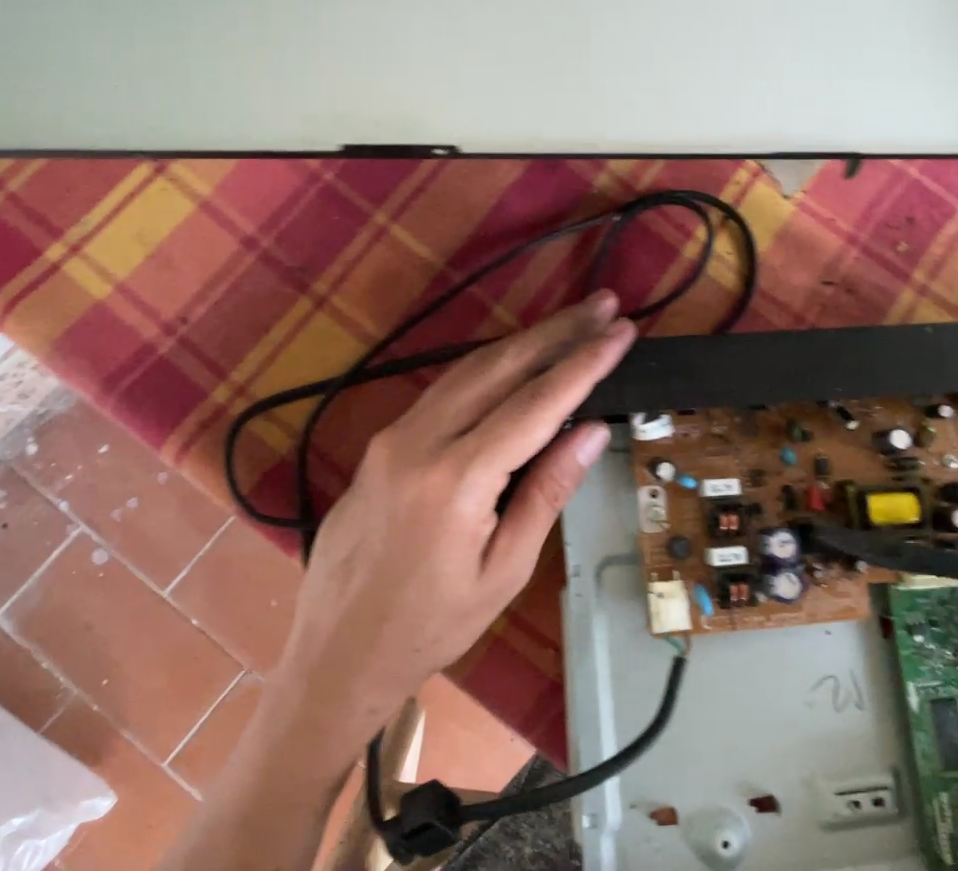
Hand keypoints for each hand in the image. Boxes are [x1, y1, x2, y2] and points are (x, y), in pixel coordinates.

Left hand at [273, 290, 635, 744]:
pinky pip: (442, 394)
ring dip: (522, 344)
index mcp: (456, 479)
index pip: (535, 404)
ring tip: (570, 324)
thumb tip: (591, 430)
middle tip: (604, 304)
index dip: (583, 364)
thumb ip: (546, 492)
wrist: (337, 653)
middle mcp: (419, 442)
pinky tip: (515, 366)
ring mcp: (392, 438)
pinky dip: (487, 372)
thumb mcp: (503, 570)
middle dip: (556, 333)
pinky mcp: (381, 446)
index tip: (621, 331)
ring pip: (466, 372)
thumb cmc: (431, 626)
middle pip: (498, 368)